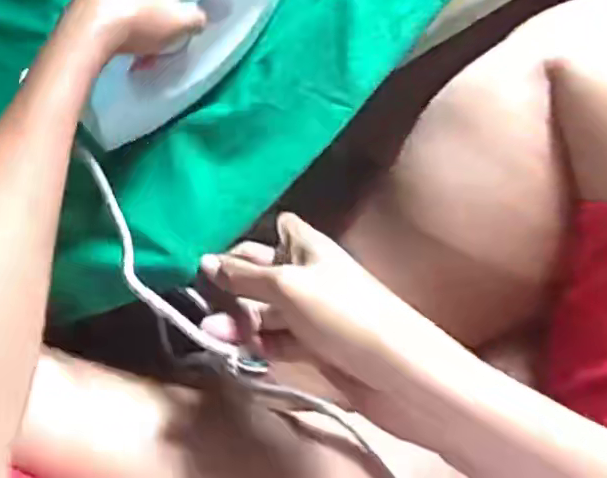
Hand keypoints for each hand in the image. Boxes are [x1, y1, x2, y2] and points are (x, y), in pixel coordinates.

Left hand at [59, 0, 207, 56]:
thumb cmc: (141, 23)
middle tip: (162, 24)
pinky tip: (115, 30)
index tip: (184, 10)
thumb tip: (196, 15)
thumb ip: (197, 17)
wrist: (89, 29)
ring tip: (137, 33)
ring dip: (137, 4)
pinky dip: (117, 9)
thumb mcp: (181, 25)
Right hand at [202, 214, 475, 445]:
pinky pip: (279, 340)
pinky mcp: (318, 348)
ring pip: (267, 310)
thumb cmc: (343, 313)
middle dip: (232, 286)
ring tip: (211, 334)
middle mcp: (308, 273)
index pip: (275, 229)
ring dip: (239, 320)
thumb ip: (243, 276)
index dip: (250, 238)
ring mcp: (313, 313)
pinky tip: (238, 351)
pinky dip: (259, 344)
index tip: (217, 254)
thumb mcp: (286, 286)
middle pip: (263, 272)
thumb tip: (204, 261)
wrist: (405, 376)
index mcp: (305, 245)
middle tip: (201, 303)